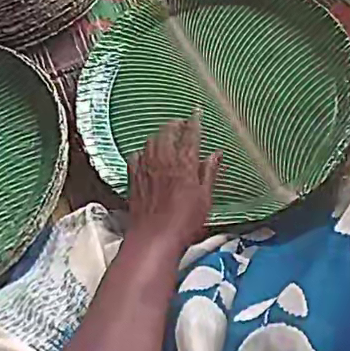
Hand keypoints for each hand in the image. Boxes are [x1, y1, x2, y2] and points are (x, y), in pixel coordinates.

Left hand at [127, 116, 221, 248]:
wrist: (153, 238)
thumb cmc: (184, 222)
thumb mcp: (205, 198)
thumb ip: (209, 173)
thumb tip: (216, 154)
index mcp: (184, 163)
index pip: (190, 134)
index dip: (194, 121)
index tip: (197, 112)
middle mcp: (163, 160)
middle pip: (167, 132)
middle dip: (175, 124)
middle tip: (182, 124)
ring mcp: (146, 168)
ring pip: (150, 141)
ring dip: (159, 135)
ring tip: (166, 136)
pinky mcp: (133, 178)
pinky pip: (136, 156)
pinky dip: (143, 152)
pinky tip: (146, 155)